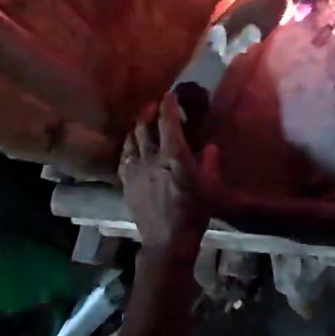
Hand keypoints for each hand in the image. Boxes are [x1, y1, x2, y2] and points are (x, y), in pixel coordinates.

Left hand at [119, 91, 216, 254]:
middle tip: (154, 105)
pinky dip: (128, 146)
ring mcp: (134, 169)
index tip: (170, 94)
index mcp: (173, 155)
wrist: (167, 240)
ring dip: (137, 126)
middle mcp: (151, 157)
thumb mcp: (210, 186)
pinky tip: (131, 146)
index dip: (168, 104)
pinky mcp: (126, 182)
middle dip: (149, 111)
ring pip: (131, 139)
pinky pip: (124, 157)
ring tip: (142, 122)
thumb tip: (209, 147)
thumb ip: (210, 162)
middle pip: (144, 126)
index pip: (167, 120)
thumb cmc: (194, 212)